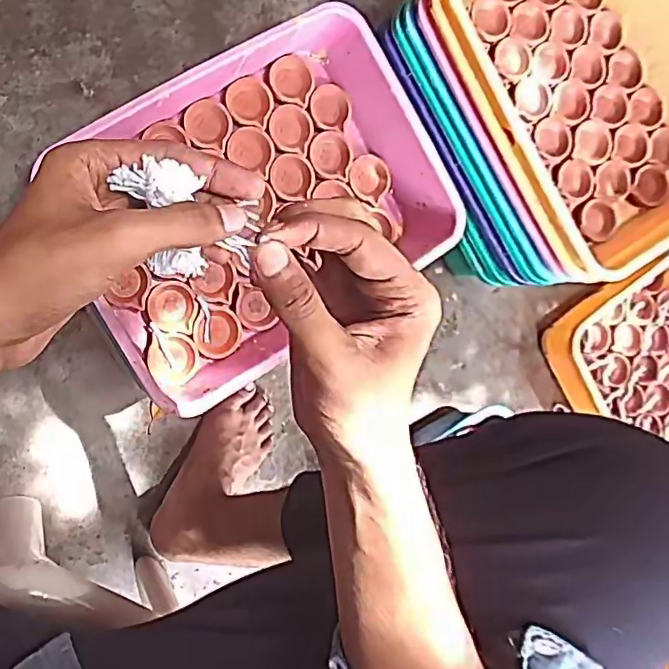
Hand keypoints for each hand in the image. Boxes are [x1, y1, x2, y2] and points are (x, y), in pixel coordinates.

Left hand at [0, 139, 264, 369]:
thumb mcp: (117, 239)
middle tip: (247, 211)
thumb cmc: (38, 272)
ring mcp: (89, 220)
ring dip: (190, 226)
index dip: (210, 170)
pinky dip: (170, 248)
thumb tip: (229, 214)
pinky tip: (197, 258)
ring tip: (232, 237)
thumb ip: (179, 223)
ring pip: (152, 215)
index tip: (249, 185)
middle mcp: (87, 185)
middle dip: (204, 199)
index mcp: (85, 162)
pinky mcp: (91, 253)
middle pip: (160, 184)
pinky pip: (140, 242)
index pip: (161, 156)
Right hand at [249, 201, 441, 466]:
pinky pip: (305, 260)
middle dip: (307, 221)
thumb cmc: (358, 413)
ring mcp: (356, 287)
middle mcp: (385, 283)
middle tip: (266, 234)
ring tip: (261, 241)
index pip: (363, 240)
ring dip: (293, 232)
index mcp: (408, 294)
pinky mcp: (328, 297)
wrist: (352, 447)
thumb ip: (298, 302)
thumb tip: (267, 251)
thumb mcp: (329, 357)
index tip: (274, 234)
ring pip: (326, 237)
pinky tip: (264, 256)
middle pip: (350, 225)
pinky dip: (284, 254)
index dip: (317, 228)